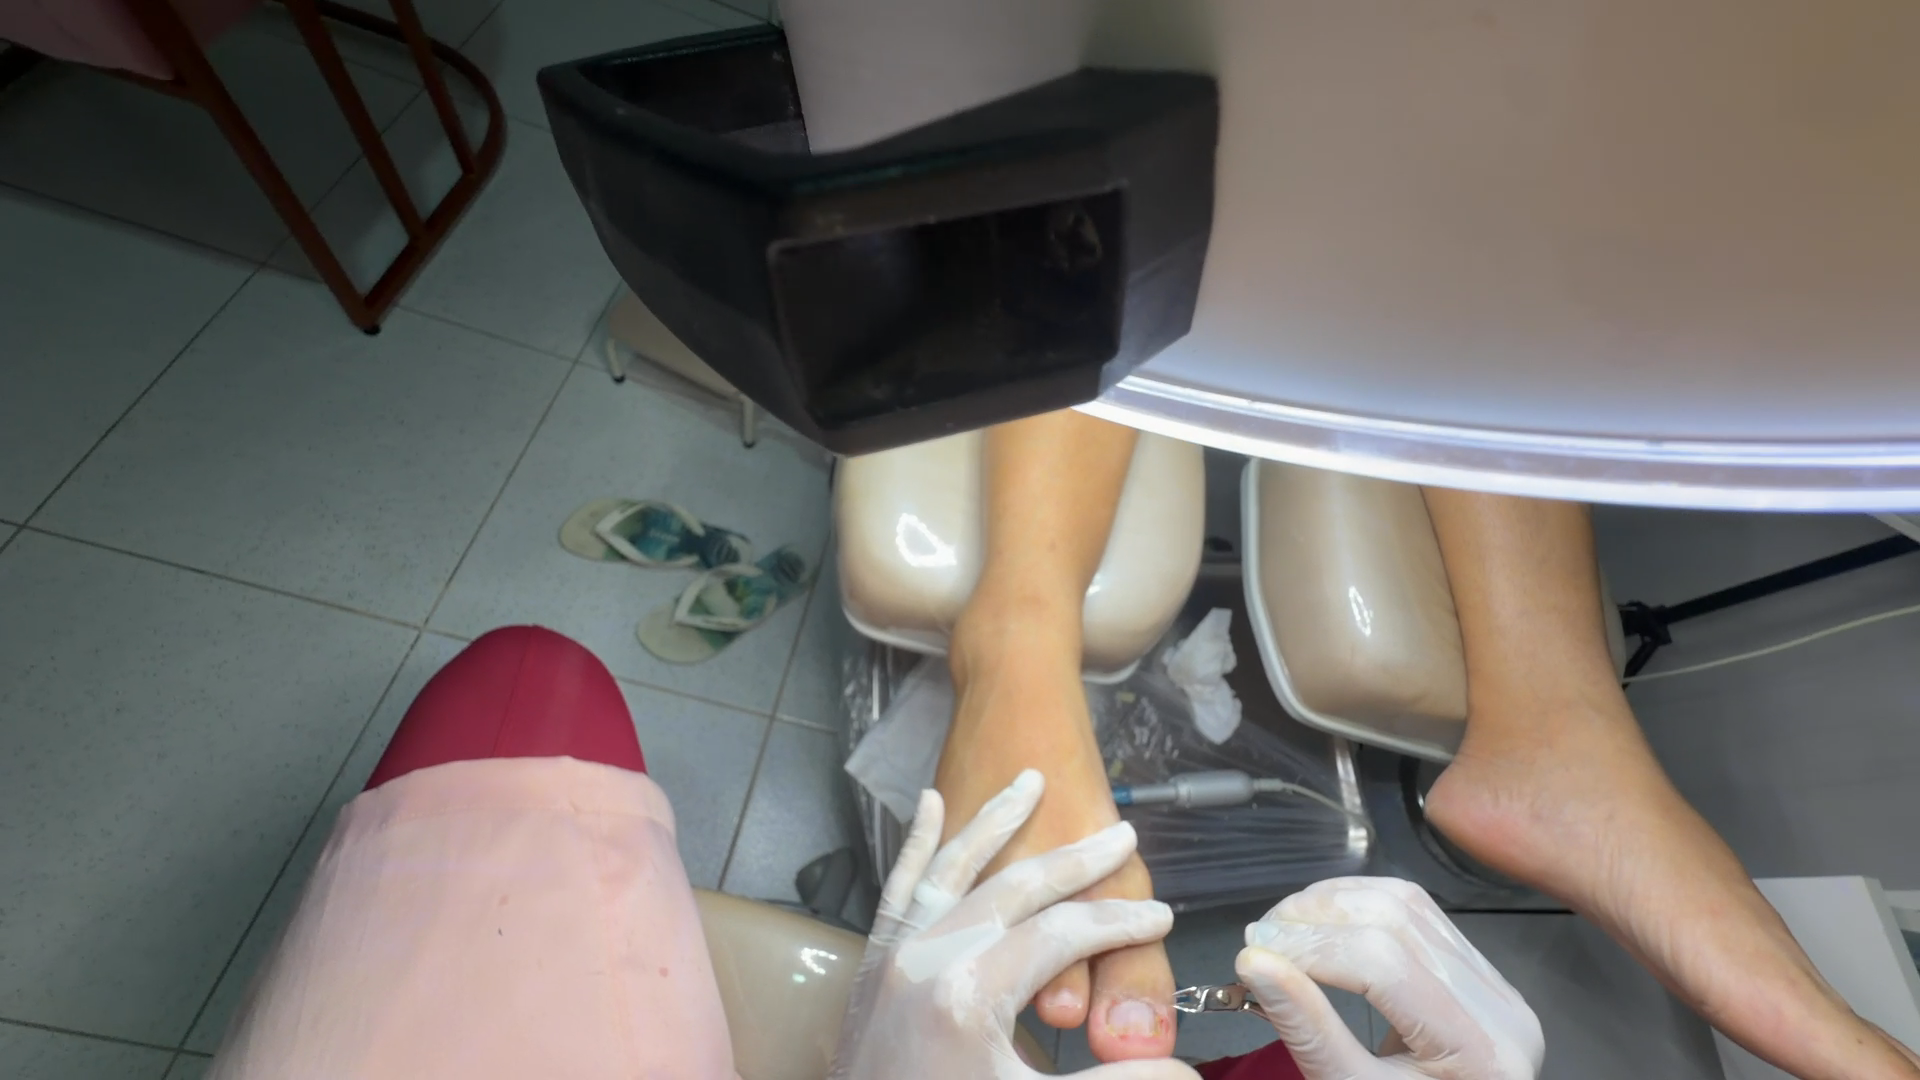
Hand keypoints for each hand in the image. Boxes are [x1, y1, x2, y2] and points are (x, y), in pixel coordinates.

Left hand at [831, 769, 1199, 1079]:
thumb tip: (1184, 1070)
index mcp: (971, 994)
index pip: (1062, 937)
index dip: (1119, 923)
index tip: (1162, 914)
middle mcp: (930, 955)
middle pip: (1016, 887)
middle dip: (1076, 860)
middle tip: (1121, 834)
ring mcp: (897, 950)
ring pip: (953, 866)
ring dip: (995, 820)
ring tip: (1030, 782)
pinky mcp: (875, 958)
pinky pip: (898, 885)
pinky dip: (917, 841)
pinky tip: (932, 801)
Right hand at [1236, 877, 1543, 1079]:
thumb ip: (1306, 1029)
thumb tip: (1251, 960)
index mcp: (1481, 1052)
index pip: (1384, 963)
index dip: (1310, 947)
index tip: (1252, 952)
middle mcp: (1501, 1007)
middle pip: (1393, 918)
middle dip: (1313, 916)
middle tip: (1261, 937)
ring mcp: (1494, 981)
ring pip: (1401, 900)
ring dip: (1329, 902)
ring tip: (1284, 929)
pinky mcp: (1475, 966)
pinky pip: (1411, 906)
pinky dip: (1354, 901)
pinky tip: (1321, 921)